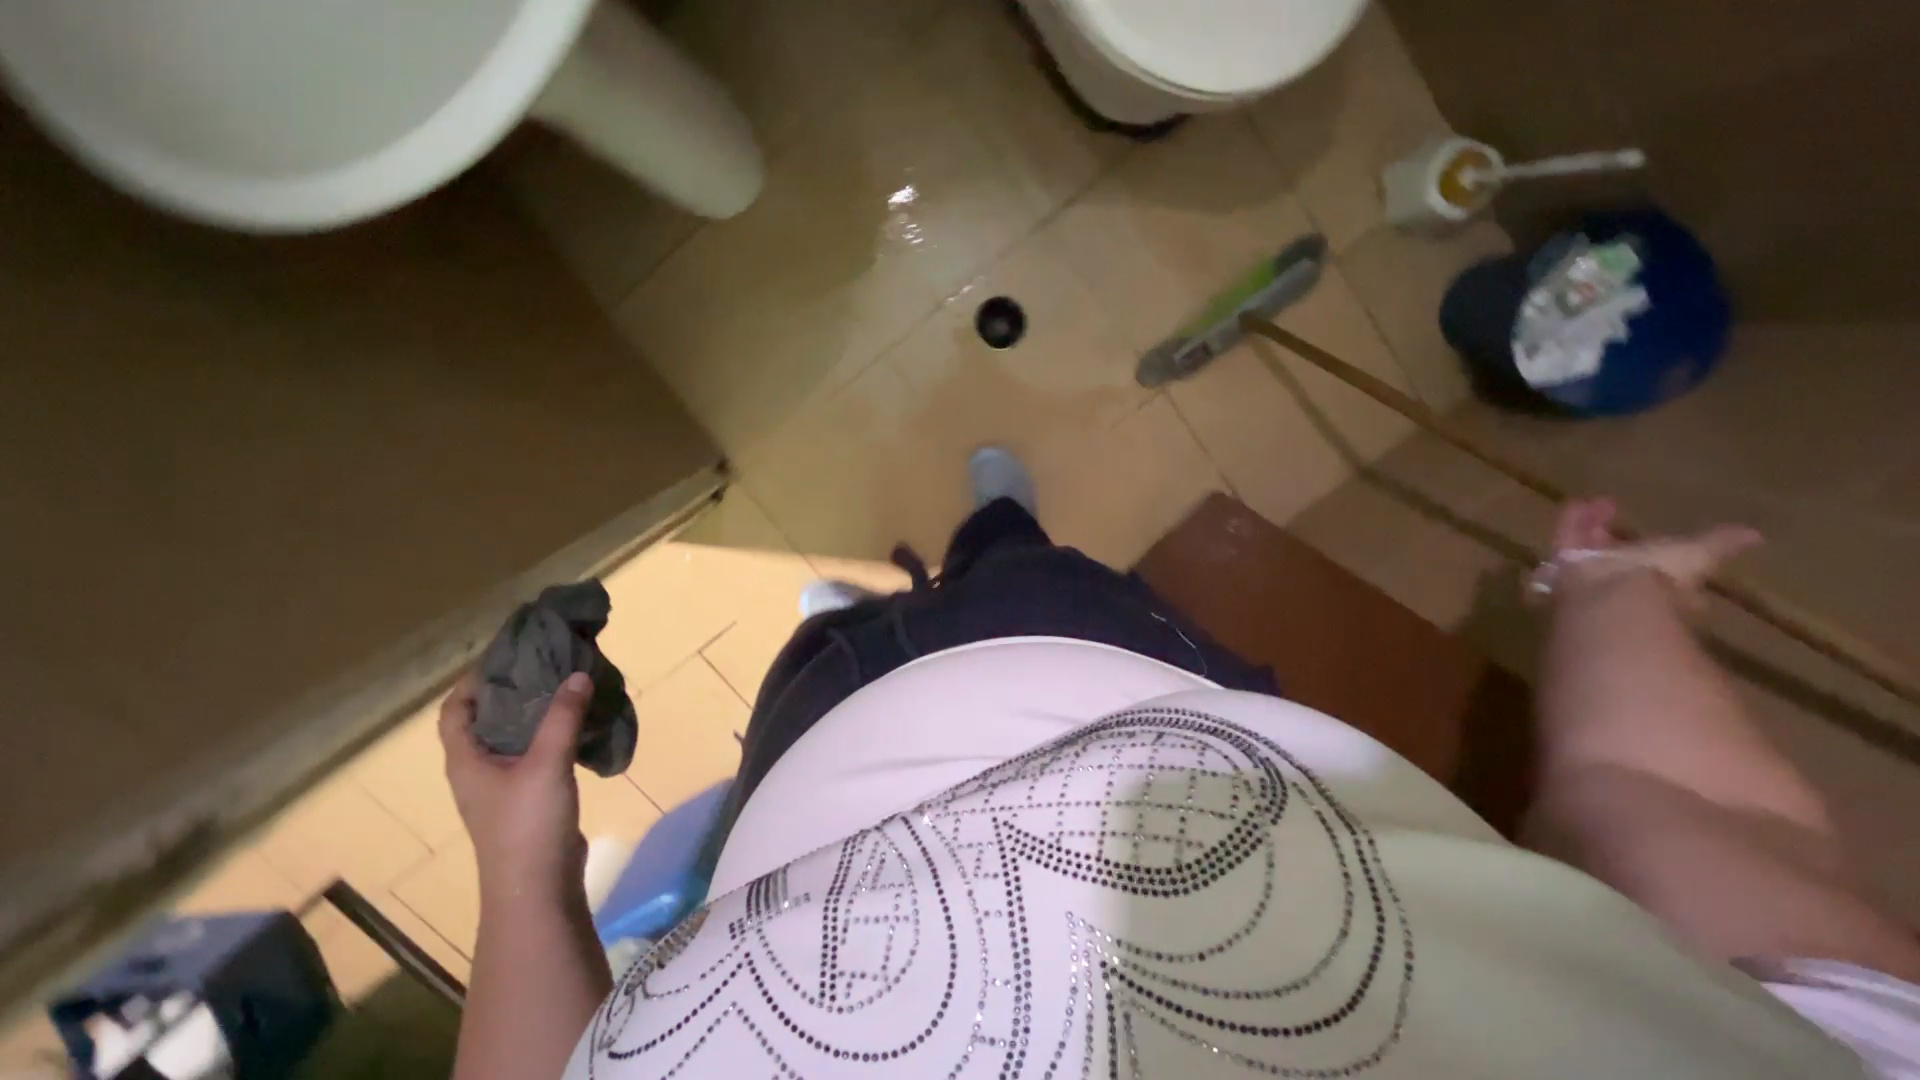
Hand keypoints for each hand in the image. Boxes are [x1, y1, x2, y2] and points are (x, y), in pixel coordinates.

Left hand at [439, 670, 590, 904]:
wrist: (537, 889)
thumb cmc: (527, 825)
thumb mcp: (546, 764)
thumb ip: (562, 717)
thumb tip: (577, 674)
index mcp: (466, 761)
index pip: (455, 710)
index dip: (473, 681)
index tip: (507, 656)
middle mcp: (477, 771)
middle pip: (485, 721)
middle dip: (511, 692)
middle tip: (545, 665)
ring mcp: (502, 789)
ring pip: (513, 740)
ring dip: (534, 714)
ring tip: (565, 689)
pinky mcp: (527, 802)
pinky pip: (534, 757)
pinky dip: (551, 737)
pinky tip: (578, 728)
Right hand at [1536, 497, 1761, 604]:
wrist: (1612, 595)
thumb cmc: (1661, 576)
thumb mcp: (1700, 555)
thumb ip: (1720, 544)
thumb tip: (1756, 535)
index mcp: (1658, 584)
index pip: (1660, 570)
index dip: (1661, 557)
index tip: (1662, 543)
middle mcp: (1622, 582)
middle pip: (1619, 558)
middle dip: (1618, 540)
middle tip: (1616, 518)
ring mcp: (1591, 574)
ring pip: (1592, 547)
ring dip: (1596, 525)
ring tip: (1598, 503)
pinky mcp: (1564, 562)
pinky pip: (1568, 538)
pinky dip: (1573, 520)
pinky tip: (1576, 502)